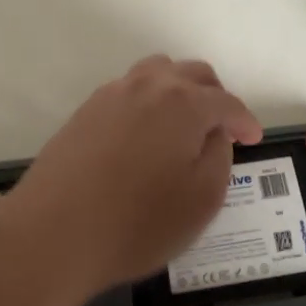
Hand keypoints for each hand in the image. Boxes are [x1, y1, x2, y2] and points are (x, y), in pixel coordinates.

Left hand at [0, 56, 263, 295]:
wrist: (53, 232)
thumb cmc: (137, 222)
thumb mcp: (202, 200)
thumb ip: (219, 157)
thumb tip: (215, 133)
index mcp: (184, 102)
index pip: (226, 102)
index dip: (244, 120)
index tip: (253, 139)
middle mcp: (149, 85)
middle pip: (193, 74)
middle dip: (215, 96)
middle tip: (223, 129)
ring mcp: (113, 93)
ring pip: (157, 73)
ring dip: (179, 90)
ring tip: (184, 125)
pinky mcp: (86, 110)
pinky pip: (129, 91)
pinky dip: (148, 102)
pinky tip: (145, 136)